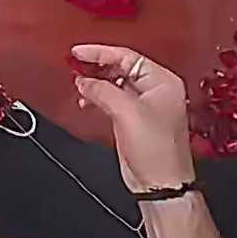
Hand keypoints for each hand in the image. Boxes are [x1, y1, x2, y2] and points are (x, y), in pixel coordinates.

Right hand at [72, 44, 195, 193]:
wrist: (159, 184)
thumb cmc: (155, 149)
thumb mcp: (127, 112)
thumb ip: (103, 91)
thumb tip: (83, 80)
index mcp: (162, 80)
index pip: (128, 56)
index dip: (101, 52)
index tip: (78, 52)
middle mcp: (155, 89)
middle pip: (121, 68)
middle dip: (97, 67)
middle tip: (74, 65)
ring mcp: (144, 104)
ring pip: (115, 83)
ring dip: (95, 83)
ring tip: (78, 85)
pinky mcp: (133, 118)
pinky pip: (112, 99)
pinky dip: (98, 98)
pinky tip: (85, 100)